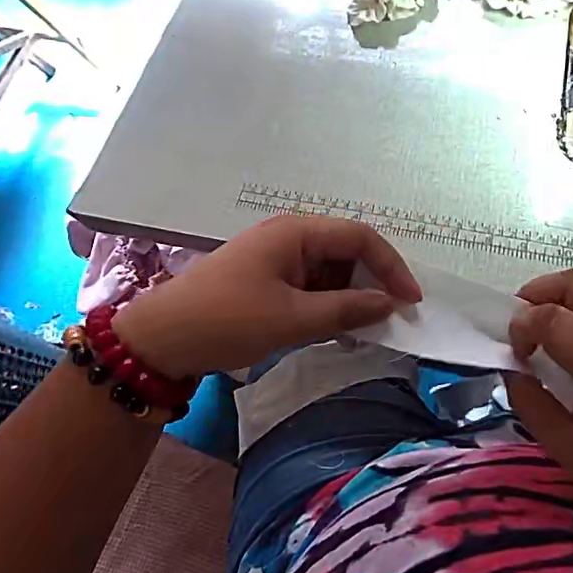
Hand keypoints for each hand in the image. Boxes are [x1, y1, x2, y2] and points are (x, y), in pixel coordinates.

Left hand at [112, 216, 421, 378]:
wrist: (161, 340)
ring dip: (350, 297)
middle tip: (389, 318)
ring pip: (330, 270)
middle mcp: (290, 236)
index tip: (411, 301)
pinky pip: (311, 285)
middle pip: (347, 251)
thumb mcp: (292, 319)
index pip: (360, 237)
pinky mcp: (268, 278)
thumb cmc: (227, 321)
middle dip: (372, 282)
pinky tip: (335, 328)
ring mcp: (277, 257)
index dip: (392, 266)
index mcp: (296, 232)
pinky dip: (328, 304)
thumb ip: (346, 309)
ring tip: (362, 329)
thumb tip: (389, 304)